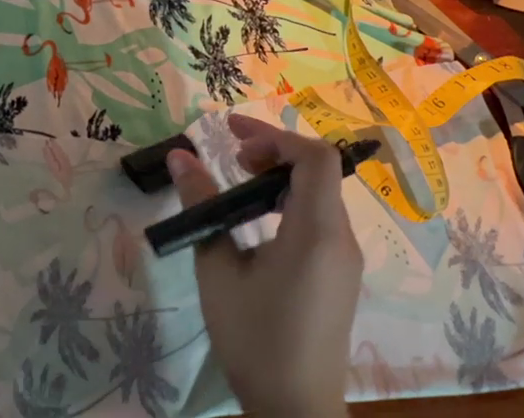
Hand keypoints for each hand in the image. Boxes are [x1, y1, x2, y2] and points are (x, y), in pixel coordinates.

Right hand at [166, 114, 362, 417]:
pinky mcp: (337, 276)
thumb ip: (202, 206)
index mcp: (317, 233)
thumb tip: (180, 156)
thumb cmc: (253, 336)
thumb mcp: (216, 267)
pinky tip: (254, 222)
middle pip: (318, 172)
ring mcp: (343, 260)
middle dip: (272, 152)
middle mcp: (341, 240)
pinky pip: (318, 220)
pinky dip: (286, 202)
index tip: (230, 132)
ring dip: (278, 177)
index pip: (315, 158)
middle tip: (230, 158)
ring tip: (236, 186)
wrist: (295, 407)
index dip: (274, 134)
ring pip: (319, 195)